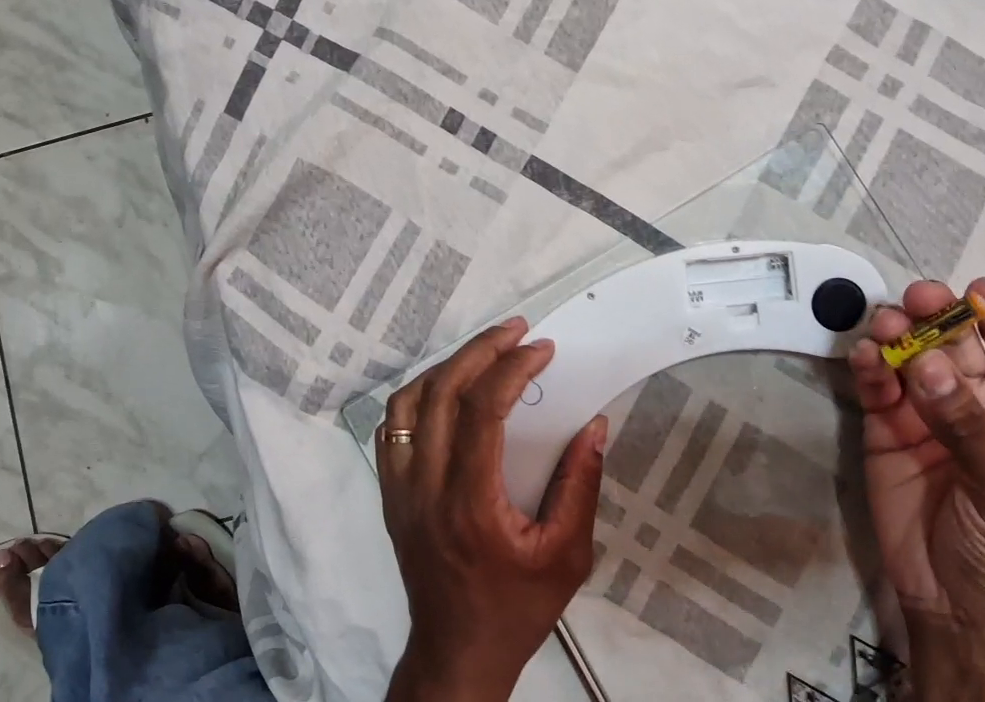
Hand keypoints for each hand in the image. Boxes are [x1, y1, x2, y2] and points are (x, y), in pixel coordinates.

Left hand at [378, 318, 606, 701]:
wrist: (457, 653)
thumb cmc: (517, 608)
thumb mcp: (567, 555)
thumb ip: (581, 485)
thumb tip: (594, 424)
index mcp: (471, 502)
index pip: (484, 410)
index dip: (513, 368)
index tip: (543, 349)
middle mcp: (425, 488)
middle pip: (441, 393)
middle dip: (481, 350)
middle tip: (516, 330)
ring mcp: (400, 490)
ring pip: (408, 403)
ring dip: (447, 367)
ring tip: (484, 352)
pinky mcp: (390, 495)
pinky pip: (393, 428)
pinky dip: (420, 396)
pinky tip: (449, 391)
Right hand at [850, 278, 984, 701]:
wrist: (956, 609)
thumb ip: (968, 427)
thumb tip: (926, 364)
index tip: (974, 289)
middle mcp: (972, 398)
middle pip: (953, 336)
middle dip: (936, 312)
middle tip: (915, 302)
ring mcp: (924, 410)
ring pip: (909, 352)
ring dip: (897, 333)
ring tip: (887, 331)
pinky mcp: (883, 426)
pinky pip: (876, 383)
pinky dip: (868, 366)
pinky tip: (866, 360)